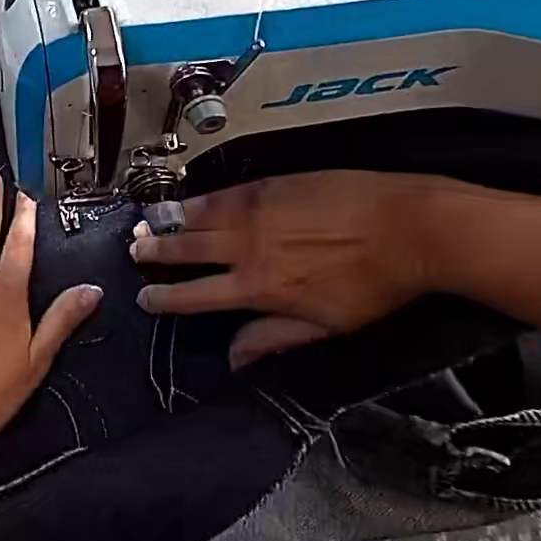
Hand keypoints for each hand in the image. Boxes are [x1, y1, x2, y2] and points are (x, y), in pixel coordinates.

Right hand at [131, 171, 480, 367]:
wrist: (404, 226)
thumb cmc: (372, 283)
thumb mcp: (325, 326)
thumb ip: (273, 338)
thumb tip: (235, 356)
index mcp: (259, 286)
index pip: (197, 294)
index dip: (166, 297)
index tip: (146, 296)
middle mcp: (249, 245)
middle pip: (189, 248)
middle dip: (156, 251)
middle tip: (135, 250)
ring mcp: (258, 209)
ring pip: (202, 214)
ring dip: (172, 220)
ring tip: (149, 220)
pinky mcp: (272, 184)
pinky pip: (226, 191)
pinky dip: (203, 197)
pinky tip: (193, 198)